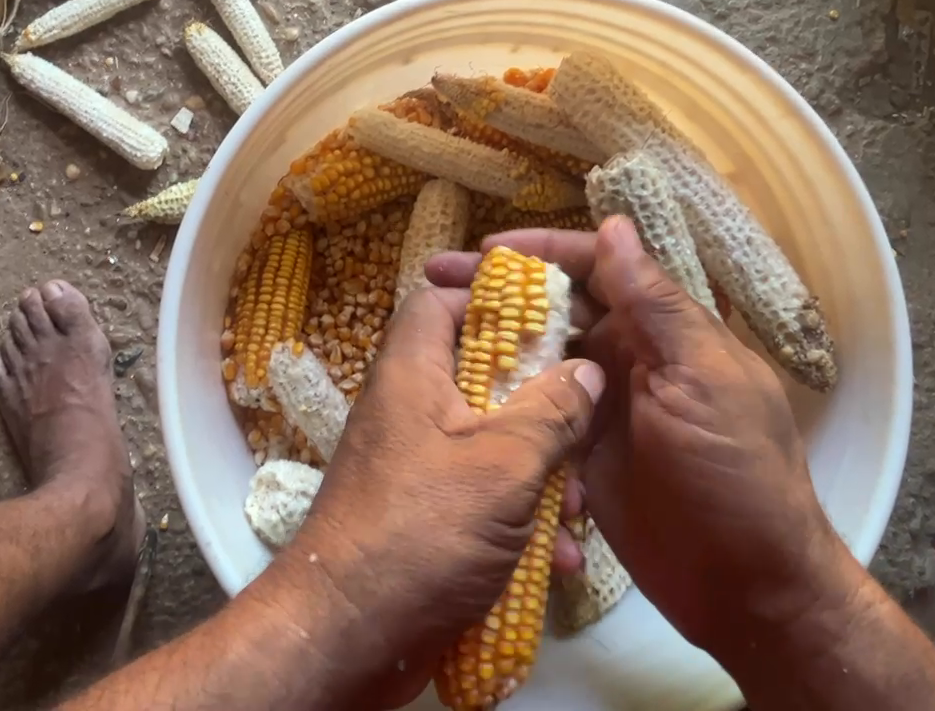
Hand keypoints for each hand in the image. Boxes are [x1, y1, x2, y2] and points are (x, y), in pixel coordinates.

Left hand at [272, 286, 603, 701]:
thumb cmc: (424, 529)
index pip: (440, 301)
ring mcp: (416, 461)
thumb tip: (586, 371)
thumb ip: (550, 411)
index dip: (490, 301)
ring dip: (541, 470)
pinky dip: (519, 515)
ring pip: (490, 439)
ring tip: (577, 510)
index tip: (548, 321)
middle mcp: (410, 406)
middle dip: (540, 404)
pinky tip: (556, 557)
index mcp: (413, 371)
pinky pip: (480, 491)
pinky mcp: (426, 510)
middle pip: (480, 373)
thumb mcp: (502, 464)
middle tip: (582, 425)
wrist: (348, 634)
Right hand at [428, 218, 853, 649]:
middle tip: (435, 279)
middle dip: (497, 291)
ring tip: (433, 335)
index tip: (485, 248)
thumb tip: (616, 223)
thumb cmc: (736, 474)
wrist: (747, 590)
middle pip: (554, 309)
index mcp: (659, 329)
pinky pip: (534, 415)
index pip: (595, 267)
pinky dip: (505, 406)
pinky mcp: (580, 451)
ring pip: (536, 359)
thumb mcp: (702, 380)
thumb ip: (656, 305)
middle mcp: (626, 356)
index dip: (540, 251)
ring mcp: (599, 405)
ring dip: (491, 344)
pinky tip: (463, 403)